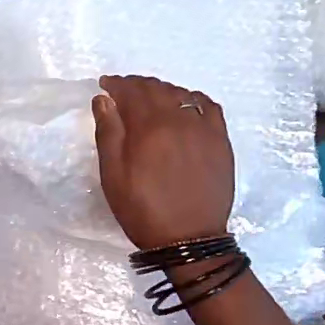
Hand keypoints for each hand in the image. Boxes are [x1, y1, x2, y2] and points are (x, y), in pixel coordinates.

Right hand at [92, 75, 234, 248]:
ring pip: (181, 94)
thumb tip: (104, 99)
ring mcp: (204, 128)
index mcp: (149, 126)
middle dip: (137, 85)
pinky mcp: (221, 141)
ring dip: (162, 91)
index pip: (131, 91)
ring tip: (150, 98)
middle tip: (124, 90)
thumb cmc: (142, 209)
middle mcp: (179, 119)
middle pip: (157, 89)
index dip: (116, 85)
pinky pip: (208, 107)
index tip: (105, 85)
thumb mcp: (113, 175)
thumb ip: (108, 133)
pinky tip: (185, 105)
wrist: (189, 239)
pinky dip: (192, 99)